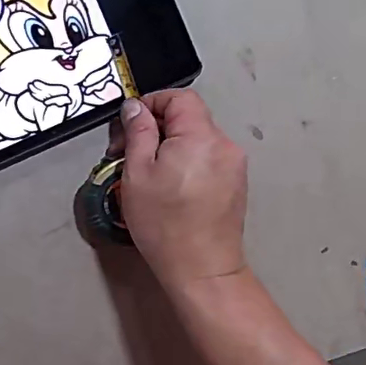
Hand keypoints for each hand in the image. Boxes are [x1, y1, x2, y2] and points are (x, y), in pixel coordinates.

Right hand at [115, 90, 249, 293]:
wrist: (201, 267)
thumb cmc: (166, 226)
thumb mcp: (137, 173)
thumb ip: (137, 132)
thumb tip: (135, 108)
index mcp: (200, 137)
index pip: (179, 97)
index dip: (152, 102)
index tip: (131, 120)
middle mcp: (223, 145)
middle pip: (188, 116)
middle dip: (157, 126)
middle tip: (130, 150)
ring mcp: (233, 164)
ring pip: (196, 137)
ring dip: (171, 144)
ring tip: (149, 173)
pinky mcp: (235, 181)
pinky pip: (207, 156)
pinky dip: (186, 160)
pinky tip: (169, 185)